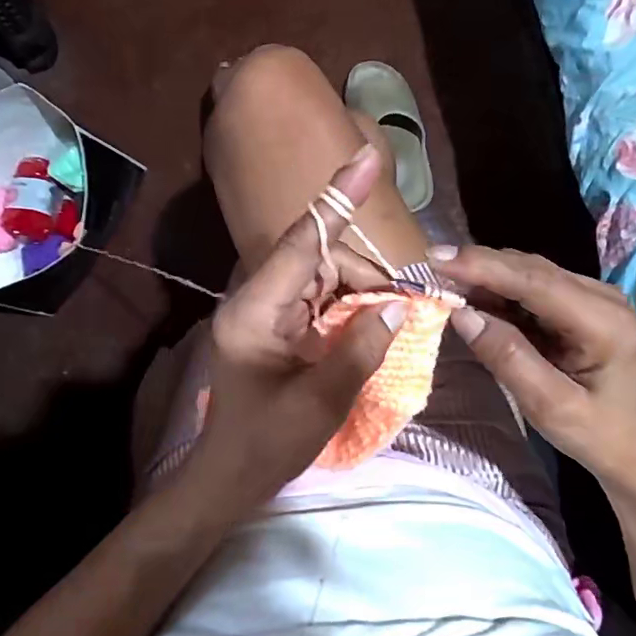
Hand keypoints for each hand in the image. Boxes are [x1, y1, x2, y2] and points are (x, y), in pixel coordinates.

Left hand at [191, 145, 405, 508]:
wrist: (229, 478)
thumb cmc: (267, 444)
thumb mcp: (322, 400)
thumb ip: (361, 348)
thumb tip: (396, 309)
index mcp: (256, 310)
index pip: (302, 242)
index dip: (337, 200)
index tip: (365, 156)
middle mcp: (256, 301)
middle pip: (319, 259)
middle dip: (366, 274)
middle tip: (405, 304)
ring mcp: (265, 314)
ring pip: (323, 279)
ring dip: (361, 292)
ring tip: (394, 318)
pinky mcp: (275, 329)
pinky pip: (319, 302)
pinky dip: (350, 309)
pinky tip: (373, 325)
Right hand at [430, 245, 635, 488]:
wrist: (631, 448)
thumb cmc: (594, 434)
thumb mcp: (549, 406)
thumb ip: (508, 358)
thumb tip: (462, 314)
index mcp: (604, 322)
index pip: (536, 283)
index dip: (484, 267)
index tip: (438, 259)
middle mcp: (602, 298)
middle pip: (531, 269)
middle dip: (479, 264)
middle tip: (430, 263)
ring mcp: (592, 298)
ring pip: (528, 273)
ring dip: (485, 274)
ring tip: (442, 277)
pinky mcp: (578, 304)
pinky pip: (530, 287)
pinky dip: (496, 288)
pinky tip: (470, 292)